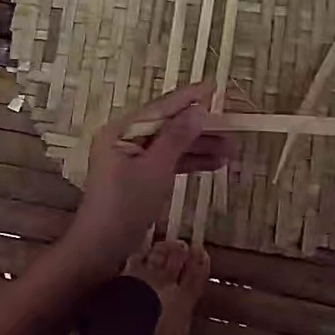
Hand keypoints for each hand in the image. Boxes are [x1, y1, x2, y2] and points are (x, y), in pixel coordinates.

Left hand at [65, 82, 236, 272]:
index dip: (189, 97)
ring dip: (199, 146)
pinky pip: (167, 162)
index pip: (161, 108)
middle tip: (232, 125)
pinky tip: (214, 163)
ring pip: (170, 145)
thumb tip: (197, 110)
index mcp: (121, 131)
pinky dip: (188, 162)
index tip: (215, 86)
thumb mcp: (156, 169)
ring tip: (232, 149)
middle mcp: (124, 139)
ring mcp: (131, 159)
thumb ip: (177, 138)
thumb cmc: (126, 205)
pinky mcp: (138, 177)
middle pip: (167, 125)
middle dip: (200, 127)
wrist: (102, 247)